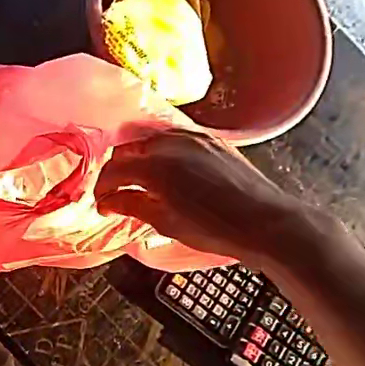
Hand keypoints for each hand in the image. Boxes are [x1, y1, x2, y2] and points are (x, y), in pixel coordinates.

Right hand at [95, 129, 309, 262]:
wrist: (264, 221)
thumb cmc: (213, 229)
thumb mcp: (166, 222)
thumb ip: (133, 206)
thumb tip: (109, 202)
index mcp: (154, 167)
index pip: (113, 171)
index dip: (101, 188)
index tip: (100, 204)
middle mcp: (169, 144)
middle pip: (127, 149)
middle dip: (115, 170)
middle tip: (113, 193)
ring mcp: (191, 137)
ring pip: (148, 139)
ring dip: (136, 157)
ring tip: (135, 179)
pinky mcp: (209, 139)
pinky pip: (172, 137)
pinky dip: (158, 149)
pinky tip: (161, 167)